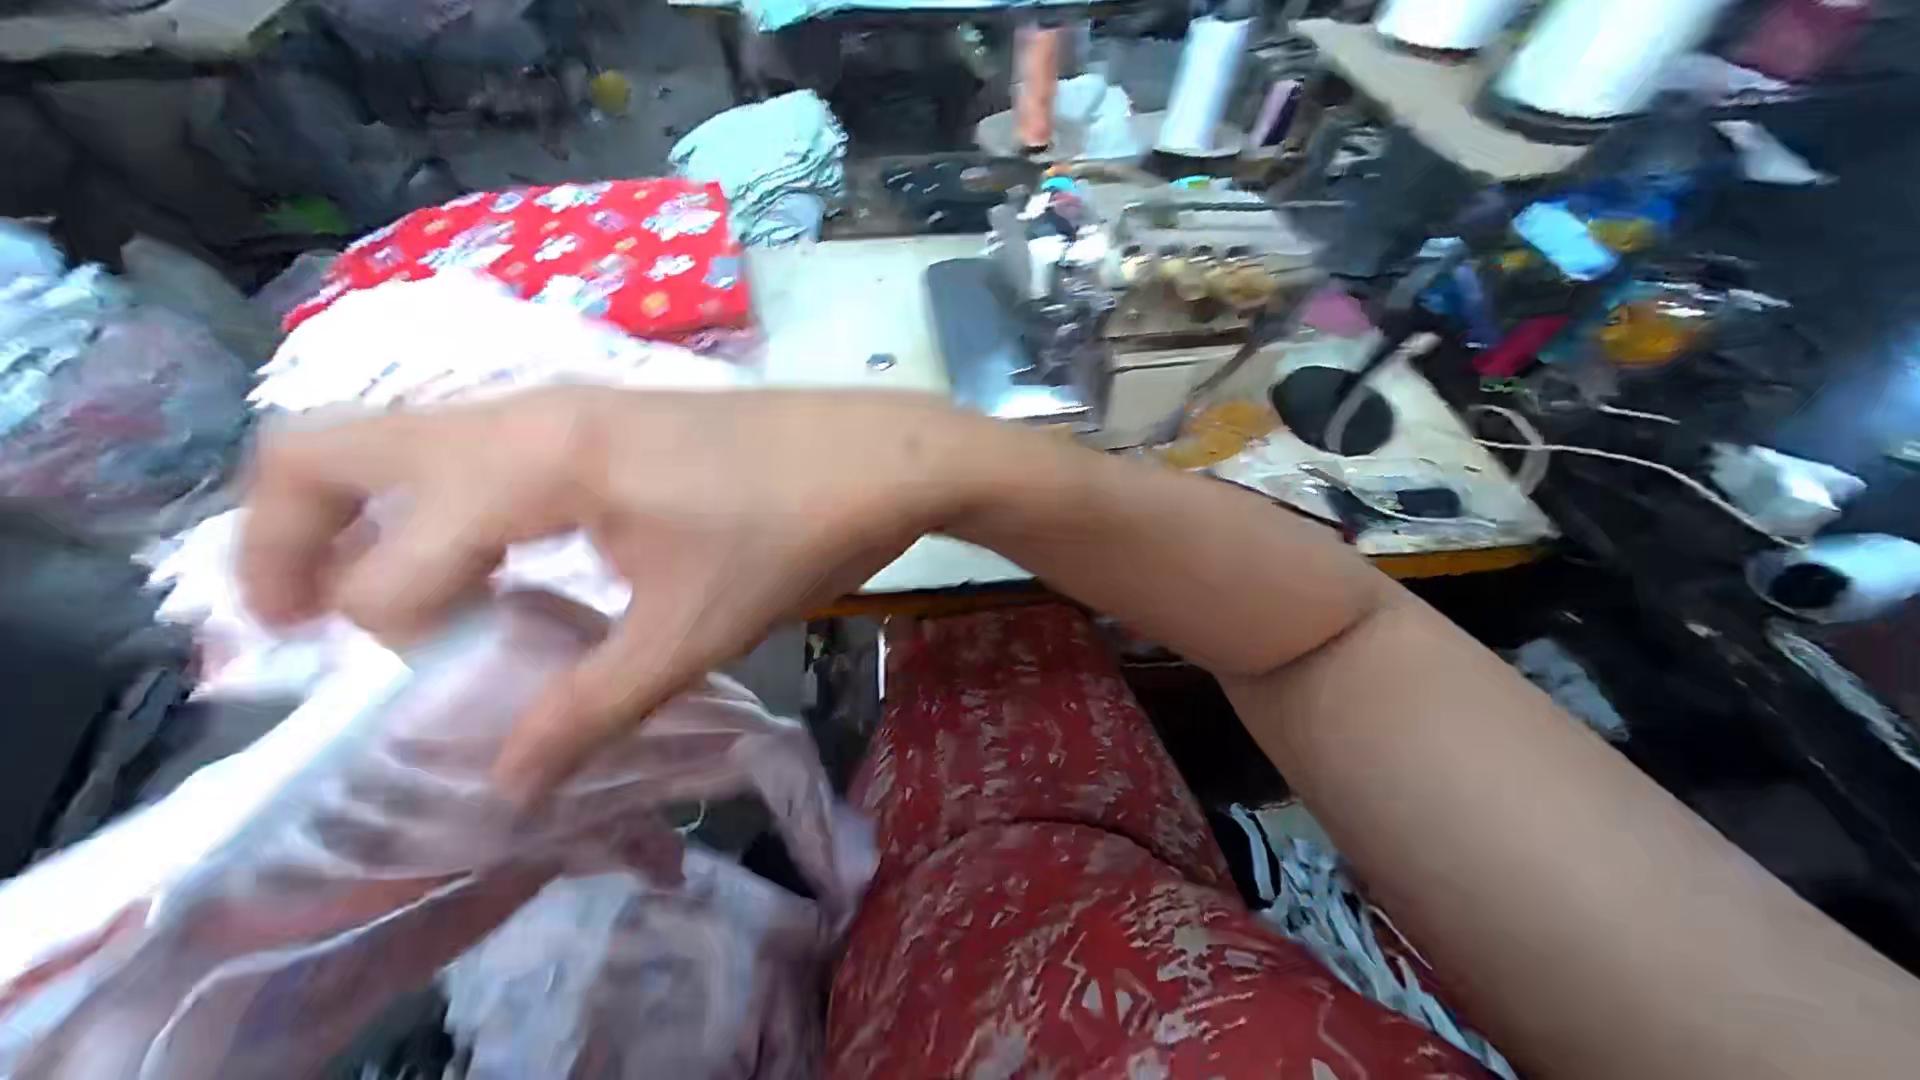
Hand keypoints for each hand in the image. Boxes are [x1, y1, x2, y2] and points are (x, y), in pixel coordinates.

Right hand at [241, 388, 974, 802]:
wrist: (880, 456)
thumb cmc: (794, 536)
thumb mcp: (693, 632)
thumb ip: (592, 707)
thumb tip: (506, 789)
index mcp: (533, 465)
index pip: (388, 568)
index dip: (401, 644)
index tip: (467, 679)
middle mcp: (523, 413)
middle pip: (325, 449)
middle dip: (285, 541)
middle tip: (305, 624)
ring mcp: (564, 399)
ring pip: (406, 439)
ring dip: (376, 516)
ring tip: (417, 599)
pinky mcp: (604, 409)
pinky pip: (481, 444)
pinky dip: (451, 498)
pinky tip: (510, 552)